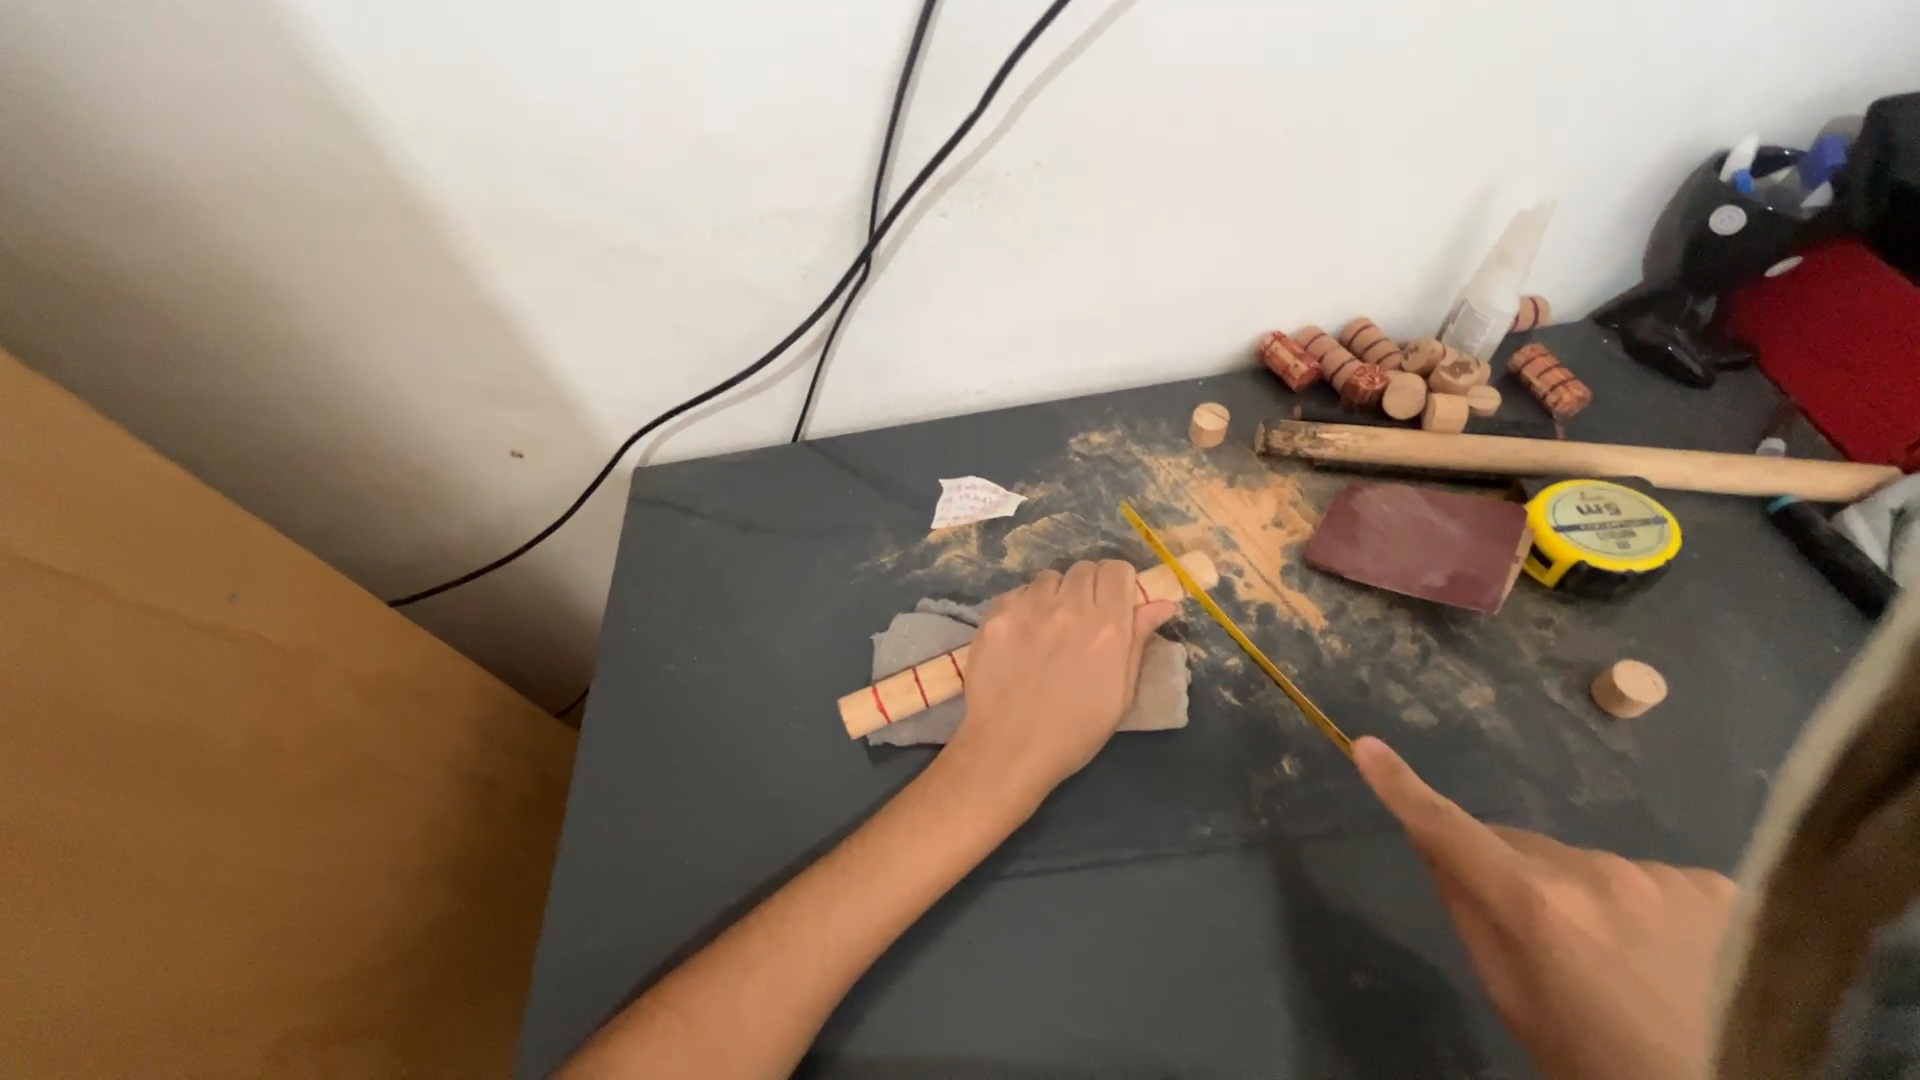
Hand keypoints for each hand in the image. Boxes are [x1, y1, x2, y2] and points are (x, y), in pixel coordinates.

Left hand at [945, 560, 1175, 808]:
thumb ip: (1137, 641)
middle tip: (1082, 619)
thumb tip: (1161, 604)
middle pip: (1084, 568)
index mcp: (1107, 627)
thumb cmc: (1075, 731)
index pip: (1117, 571)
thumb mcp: (1121, 693)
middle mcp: (1069, 608)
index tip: (1114, 603)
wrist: (1009, 748)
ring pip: (1049, 577)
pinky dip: (1024, 606)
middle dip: (1088, 587)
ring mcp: (1029, 608)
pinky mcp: (996, 615)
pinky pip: (1017, 593)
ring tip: (1050, 627)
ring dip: (1055, 594)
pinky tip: (1022, 636)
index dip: (1118, 584)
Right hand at [1354, 737, 1734, 1079]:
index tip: (1367, 747)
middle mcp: (1594, 874)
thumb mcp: (1508, 991)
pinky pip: (1646, 878)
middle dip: (1514, 872)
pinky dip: (1642, 905)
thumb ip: (1469, 910)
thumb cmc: (1584, 1050)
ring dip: (1582, 892)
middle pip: (1522, 847)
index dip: (1403, 789)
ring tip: (1619, 960)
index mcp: (1535, 905)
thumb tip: (1437, 845)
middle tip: (1541, 938)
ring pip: (1584, 863)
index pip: (1451, 832)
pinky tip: (1671, 955)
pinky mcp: (1715, 886)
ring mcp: (1660, 877)